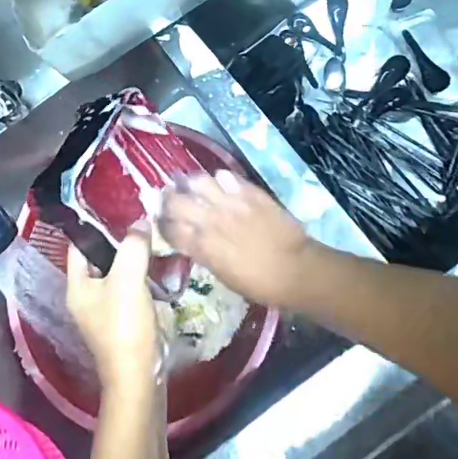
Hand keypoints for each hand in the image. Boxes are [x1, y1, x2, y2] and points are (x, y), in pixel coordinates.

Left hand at [66, 222, 162, 395]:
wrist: (140, 378)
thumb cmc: (124, 326)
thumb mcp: (127, 279)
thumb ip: (132, 246)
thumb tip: (140, 221)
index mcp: (77, 285)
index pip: (79, 244)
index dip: (94, 224)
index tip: (116, 206)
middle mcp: (88, 296)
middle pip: (102, 258)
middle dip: (120, 240)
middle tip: (141, 218)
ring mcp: (108, 310)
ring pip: (120, 273)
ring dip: (136, 258)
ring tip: (154, 236)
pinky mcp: (127, 320)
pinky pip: (135, 289)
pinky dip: (146, 277)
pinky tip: (162, 264)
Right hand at [160, 172, 314, 307]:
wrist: (296, 269)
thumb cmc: (259, 283)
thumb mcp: (223, 275)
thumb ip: (203, 253)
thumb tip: (191, 240)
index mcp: (202, 245)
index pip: (168, 228)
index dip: (161, 223)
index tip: (161, 221)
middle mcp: (210, 219)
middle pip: (175, 200)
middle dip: (168, 199)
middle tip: (170, 199)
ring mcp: (230, 201)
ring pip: (198, 180)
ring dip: (192, 184)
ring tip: (193, 186)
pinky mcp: (248, 191)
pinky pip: (225, 176)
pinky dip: (219, 179)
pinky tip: (221, 185)